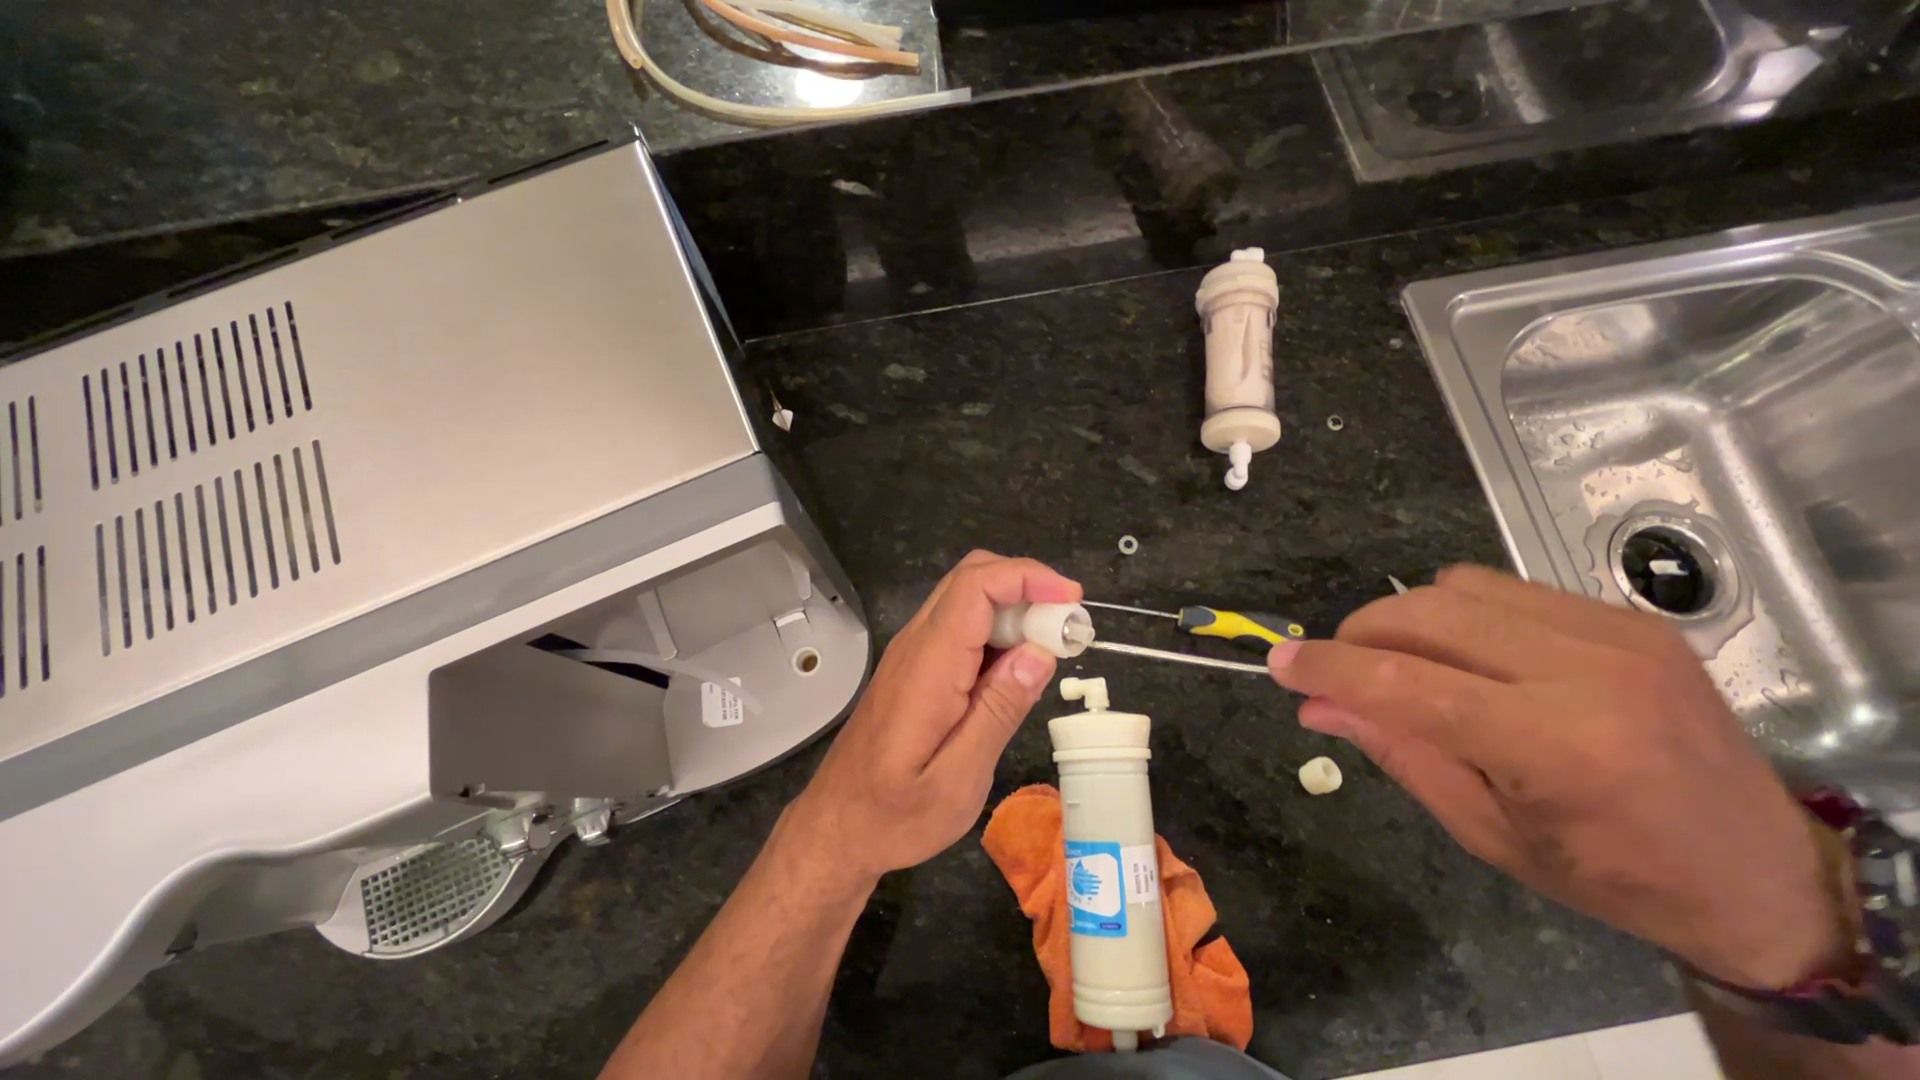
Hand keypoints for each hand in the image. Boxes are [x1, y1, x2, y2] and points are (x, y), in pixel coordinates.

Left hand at [788, 551, 1080, 884]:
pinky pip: (959, 628)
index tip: (1073, 602)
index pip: (975, 586)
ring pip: (966, 600)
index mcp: (928, 666)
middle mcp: (916, 646)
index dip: (1028, 577)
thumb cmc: (895, 815)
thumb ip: (999, 711)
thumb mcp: (958, 780)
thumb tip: (1040, 652)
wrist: (837, 827)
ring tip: (1052, 651)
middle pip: (970, 579)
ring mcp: (911, 654)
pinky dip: (996, 632)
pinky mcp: (914, 669)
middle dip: (1028, 587)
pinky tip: (1017, 672)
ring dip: (1014, 609)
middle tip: (1069, 628)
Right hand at [1267, 564, 1854, 989]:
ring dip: (1410, 618)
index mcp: (1554, 744)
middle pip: (1426, 613)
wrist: (1762, 870)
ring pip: (1461, 586)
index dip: (1329, 668)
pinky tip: (1473, 657)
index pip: (1406, 682)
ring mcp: (1617, 633)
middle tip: (1336, 667)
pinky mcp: (1631, 618)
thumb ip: (1399, 752)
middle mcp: (1588, 670)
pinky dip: (1465, 615)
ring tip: (1408, 663)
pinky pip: (1510, 590)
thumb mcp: (1488, 831)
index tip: (1279, 662)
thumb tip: (1317, 706)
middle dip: (1360, 632)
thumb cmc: (1613, 876)